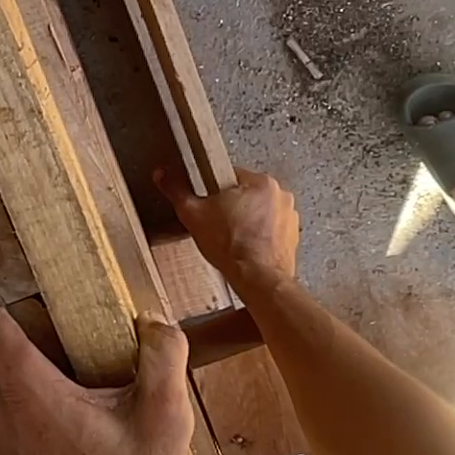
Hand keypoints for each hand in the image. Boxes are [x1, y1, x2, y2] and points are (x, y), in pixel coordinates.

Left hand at [0, 267, 193, 454]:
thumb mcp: (164, 424)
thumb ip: (163, 356)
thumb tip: (155, 321)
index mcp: (27, 391)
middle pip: (7, 348)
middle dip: (40, 332)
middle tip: (80, 328)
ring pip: (12, 383)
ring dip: (44, 374)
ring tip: (92, 386)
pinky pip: (13, 414)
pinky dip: (38, 405)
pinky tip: (82, 424)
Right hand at [156, 167, 299, 294]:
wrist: (258, 279)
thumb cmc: (231, 247)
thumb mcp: (193, 214)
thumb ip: (176, 191)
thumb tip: (161, 175)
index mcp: (259, 181)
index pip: (230, 176)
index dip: (213, 190)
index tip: (208, 205)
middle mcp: (280, 194)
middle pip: (246, 193)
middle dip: (232, 206)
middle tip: (217, 223)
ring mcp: (289, 216)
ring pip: (259, 210)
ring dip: (247, 219)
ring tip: (231, 237)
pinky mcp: (293, 236)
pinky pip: (271, 228)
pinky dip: (260, 235)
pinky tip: (245, 247)